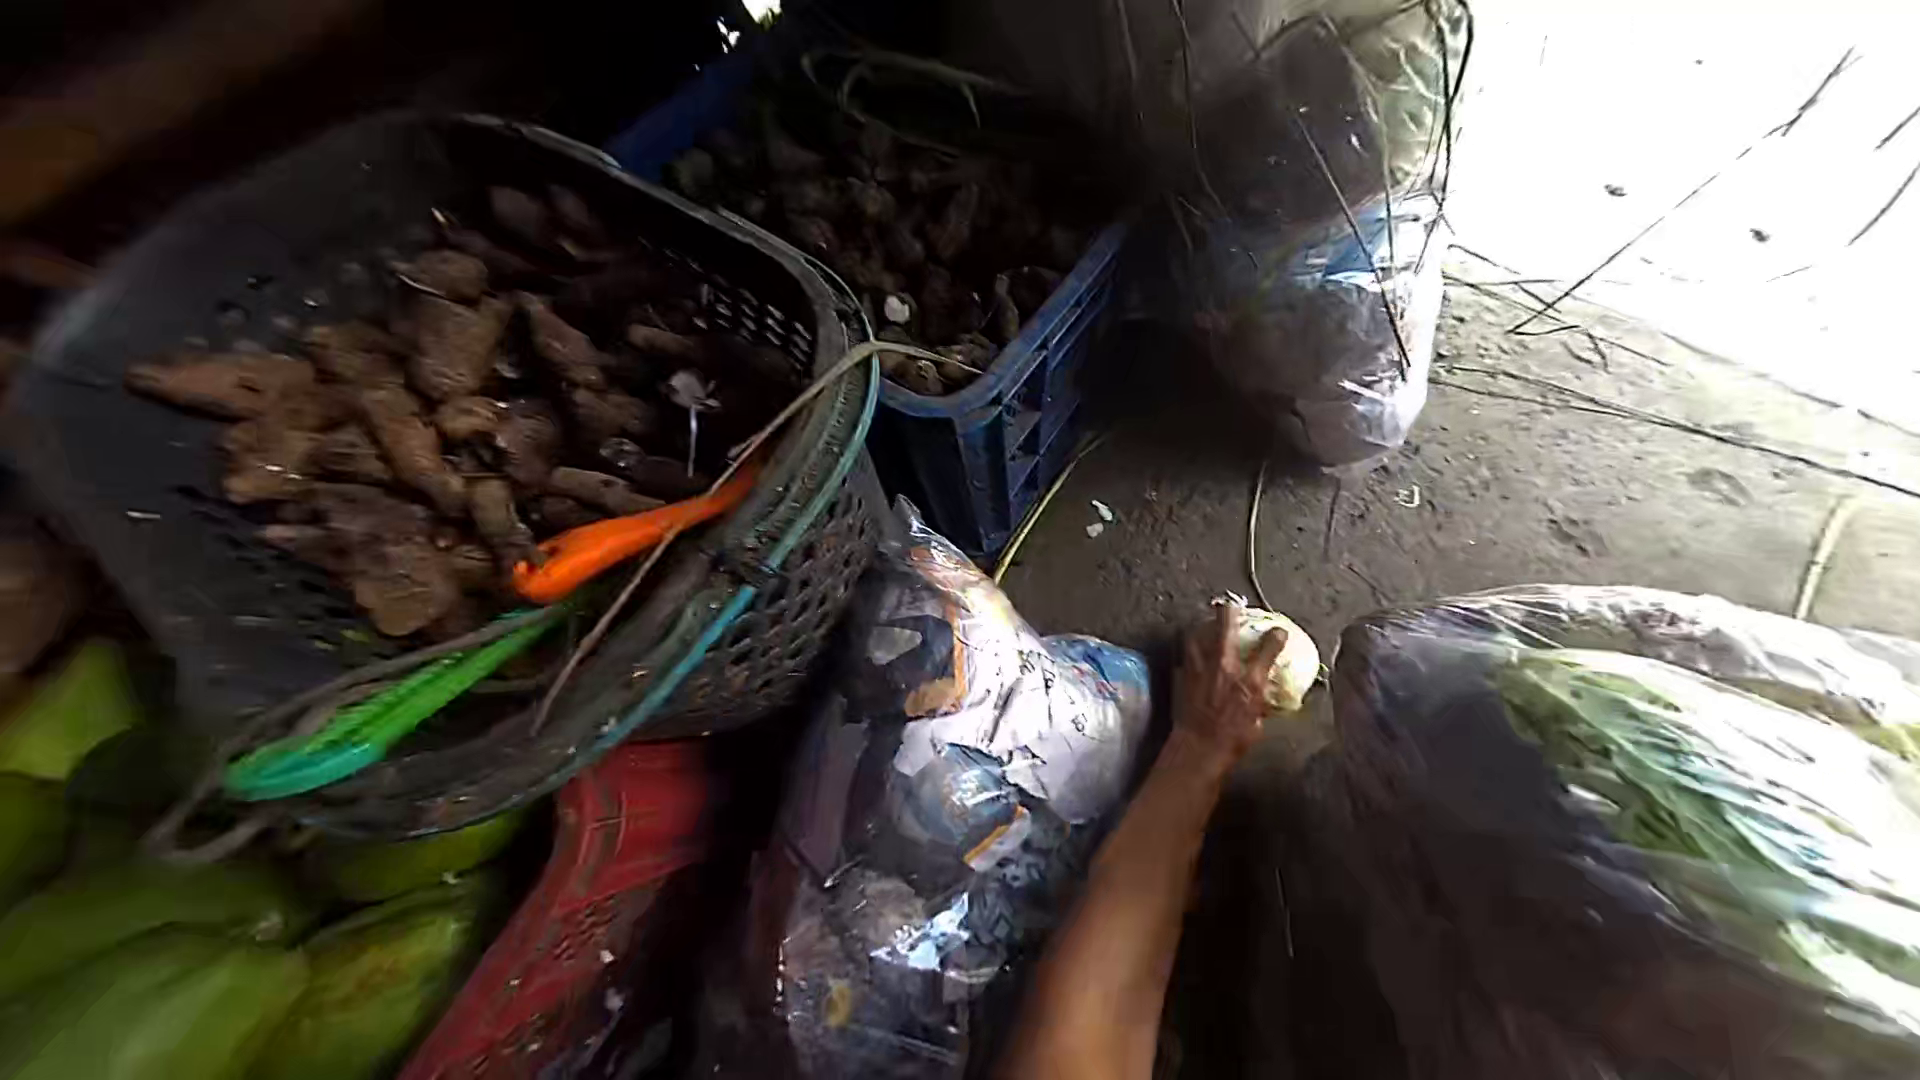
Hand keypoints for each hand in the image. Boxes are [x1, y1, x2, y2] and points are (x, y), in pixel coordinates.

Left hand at [1169, 602, 1286, 774]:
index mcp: (1249, 681)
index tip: (1277, 631)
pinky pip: (1185, 653)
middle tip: (1228, 605)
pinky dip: (1189, 648)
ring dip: (1201, 627)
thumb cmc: (1233, 740)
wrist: (1199, 746)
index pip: (1268, 649)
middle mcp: (1224, 667)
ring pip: (1196, 635)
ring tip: (1203, 624)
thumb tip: (1259, 697)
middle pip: (1225, 628)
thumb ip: (1259, 703)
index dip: (1275, 637)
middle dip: (1228, 612)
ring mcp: (1199, 668)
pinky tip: (1190, 650)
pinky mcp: (1182, 674)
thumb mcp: (1257, 722)